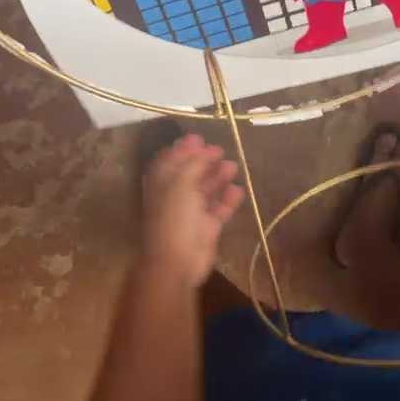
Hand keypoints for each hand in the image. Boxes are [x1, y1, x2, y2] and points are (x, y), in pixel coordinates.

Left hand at [140, 135, 244, 287]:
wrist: (176, 262)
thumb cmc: (174, 218)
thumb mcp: (181, 183)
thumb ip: (193, 164)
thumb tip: (201, 146)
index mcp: (161, 184)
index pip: (169, 161)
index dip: (182, 149)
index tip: (199, 138)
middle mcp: (175, 196)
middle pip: (190, 173)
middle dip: (204, 161)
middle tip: (220, 149)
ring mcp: (191, 212)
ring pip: (206, 190)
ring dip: (218, 177)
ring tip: (233, 166)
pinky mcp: (206, 227)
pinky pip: (219, 209)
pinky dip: (228, 199)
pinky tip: (238, 190)